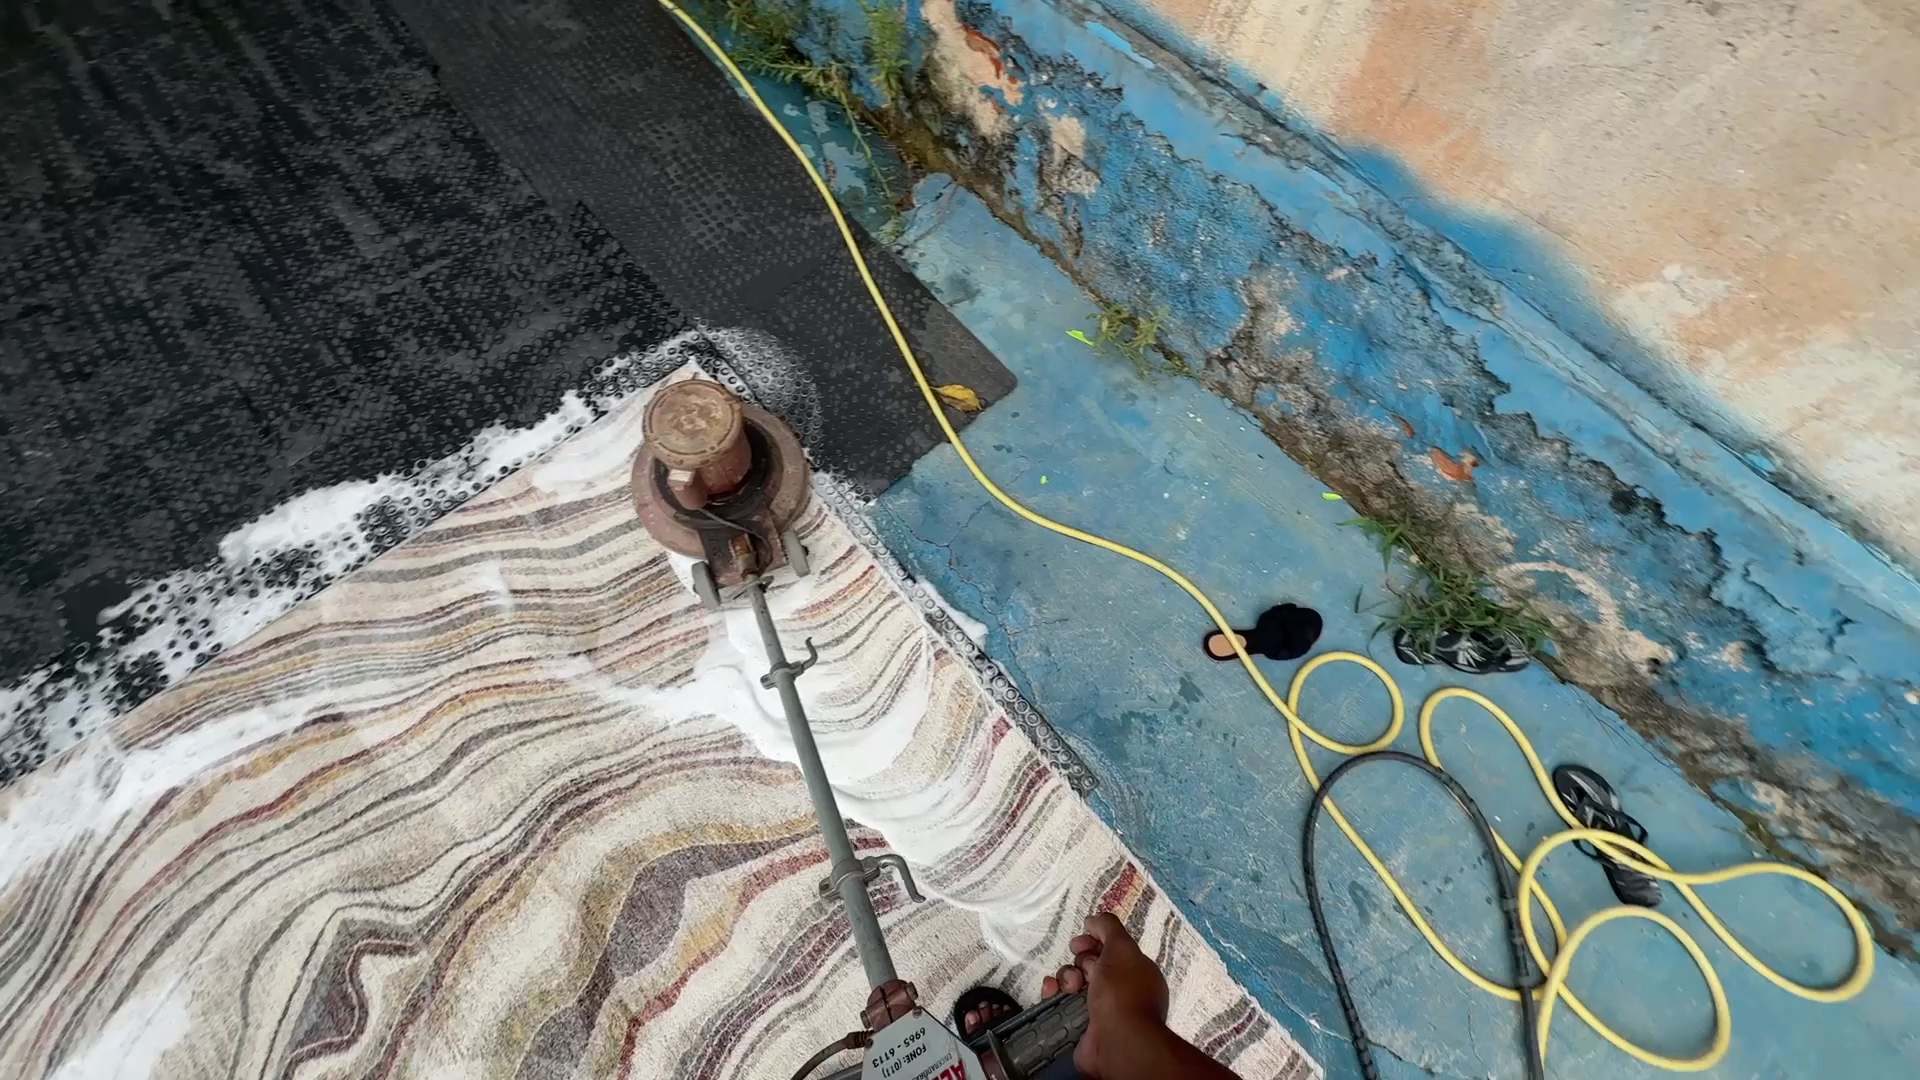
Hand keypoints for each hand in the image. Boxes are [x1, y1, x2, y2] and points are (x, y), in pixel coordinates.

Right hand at [1040, 913, 1169, 1078]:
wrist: (1117, 1042)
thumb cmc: (1123, 992)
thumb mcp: (1121, 947)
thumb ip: (1108, 927)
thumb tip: (1094, 920)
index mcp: (1135, 972)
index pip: (1111, 949)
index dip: (1094, 940)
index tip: (1082, 942)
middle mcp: (1120, 991)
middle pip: (1091, 964)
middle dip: (1079, 960)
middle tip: (1081, 968)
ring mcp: (1100, 1010)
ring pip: (1073, 981)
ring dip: (1065, 976)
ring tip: (1070, 985)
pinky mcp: (1081, 1025)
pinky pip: (1062, 1002)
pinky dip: (1053, 994)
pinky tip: (1051, 991)